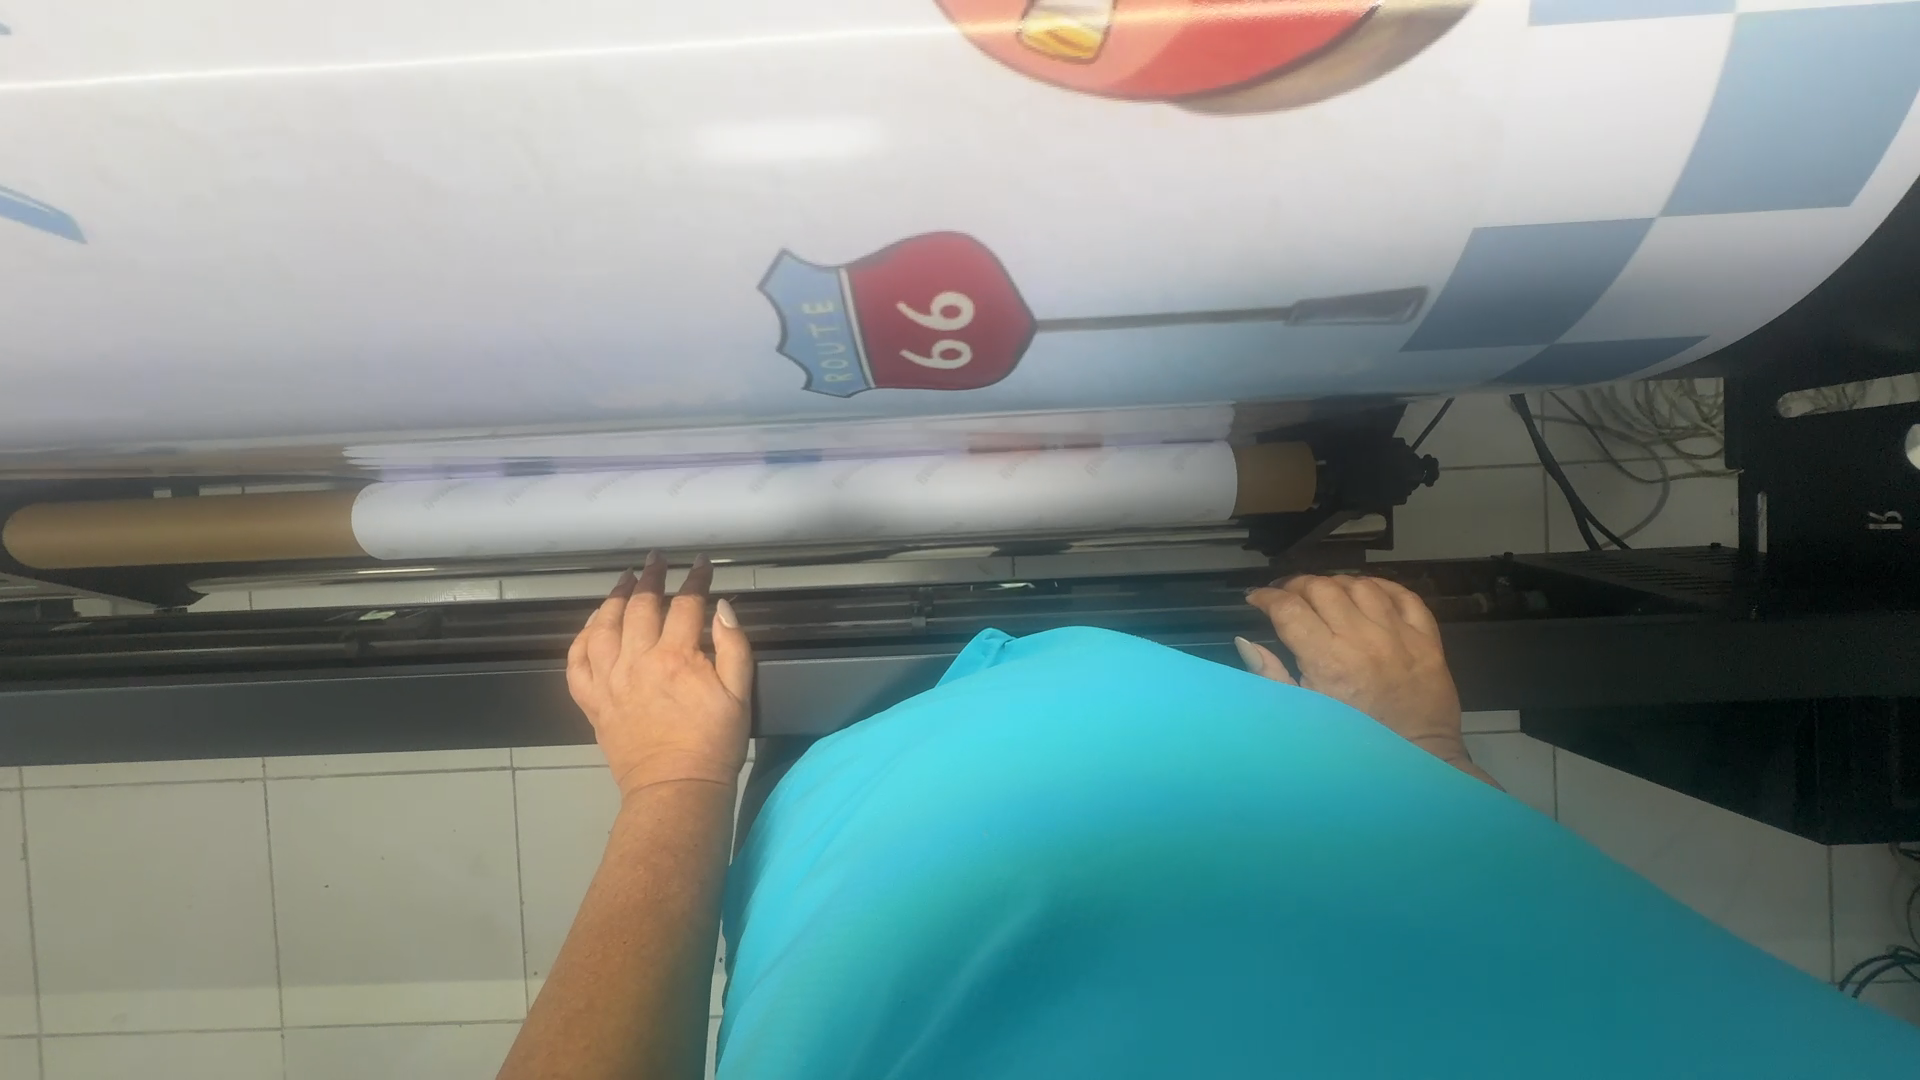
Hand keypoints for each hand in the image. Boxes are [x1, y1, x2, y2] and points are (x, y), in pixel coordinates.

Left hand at [567, 553, 752, 799]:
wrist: (676, 787)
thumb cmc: (714, 741)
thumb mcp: (740, 693)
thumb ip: (734, 645)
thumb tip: (723, 606)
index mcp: (677, 657)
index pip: (686, 605)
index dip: (696, 580)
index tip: (702, 564)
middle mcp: (638, 661)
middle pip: (641, 607)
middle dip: (651, 578)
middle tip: (657, 560)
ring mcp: (610, 681)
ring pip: (603, 627)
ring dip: (614, 598)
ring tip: (624, 581)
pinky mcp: (593, 701)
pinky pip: (577, 662)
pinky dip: (582, 638)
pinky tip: (592, 624)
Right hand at [1240, 575, 1480, 776]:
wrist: (1417, 760)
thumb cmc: (1351, 741)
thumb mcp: (1302, 711)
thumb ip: (1271, 674)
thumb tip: (1244, 641)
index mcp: (1327, 660)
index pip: (1288, 608)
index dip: (1266, 597)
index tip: (1255, 598)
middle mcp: (1363, 639)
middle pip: (1322, 588)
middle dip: (1296, 586)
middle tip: (1286, 596)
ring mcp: (1399, 636)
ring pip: (1361, 585)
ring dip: (1335, 583)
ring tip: (1325, 595)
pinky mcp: (1428, 640)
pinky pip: (1405, 596)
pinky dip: (1382, 587)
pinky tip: (1366, 593)